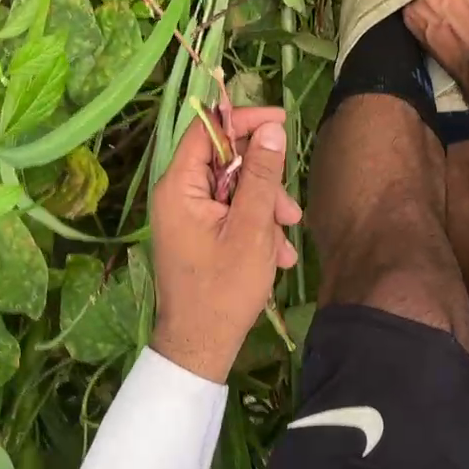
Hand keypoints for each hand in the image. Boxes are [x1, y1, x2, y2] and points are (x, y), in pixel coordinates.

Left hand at [149, 107, 301, 382]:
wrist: (200, 348)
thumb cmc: (223, 288)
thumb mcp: (251, 228)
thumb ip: (262, 176)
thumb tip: (271, 129)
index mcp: (179, 186)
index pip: (208, 130)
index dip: (243, 120)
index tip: (280, 121)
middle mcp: (177, 193)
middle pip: (226, 162)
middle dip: (264, 181)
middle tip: (290, 209)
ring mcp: (187, 214)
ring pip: (234, 189)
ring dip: (265, 208)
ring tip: (285, 241)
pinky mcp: (197, 233)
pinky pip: (230, 213)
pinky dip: (254, 226)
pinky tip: (275, 255)